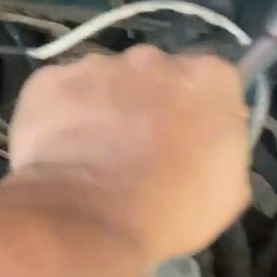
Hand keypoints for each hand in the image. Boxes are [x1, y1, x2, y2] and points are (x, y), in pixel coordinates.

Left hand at [6, 45, 249, 265]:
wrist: (85, 218)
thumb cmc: (169, 209)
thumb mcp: (228, 187)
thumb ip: (224, 141)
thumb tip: (209, 130)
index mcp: (207, 78)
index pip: (209, 82)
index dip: (196, 111)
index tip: (185, 138)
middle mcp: (151, 59)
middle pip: (153, 74)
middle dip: (146, 102)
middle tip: (134, 145)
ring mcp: (94, 65)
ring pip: (103, 80)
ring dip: (101, 105)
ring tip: (90, 149)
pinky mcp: (47, 79)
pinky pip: (59, 91)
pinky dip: (59, 113)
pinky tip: (59, 147)